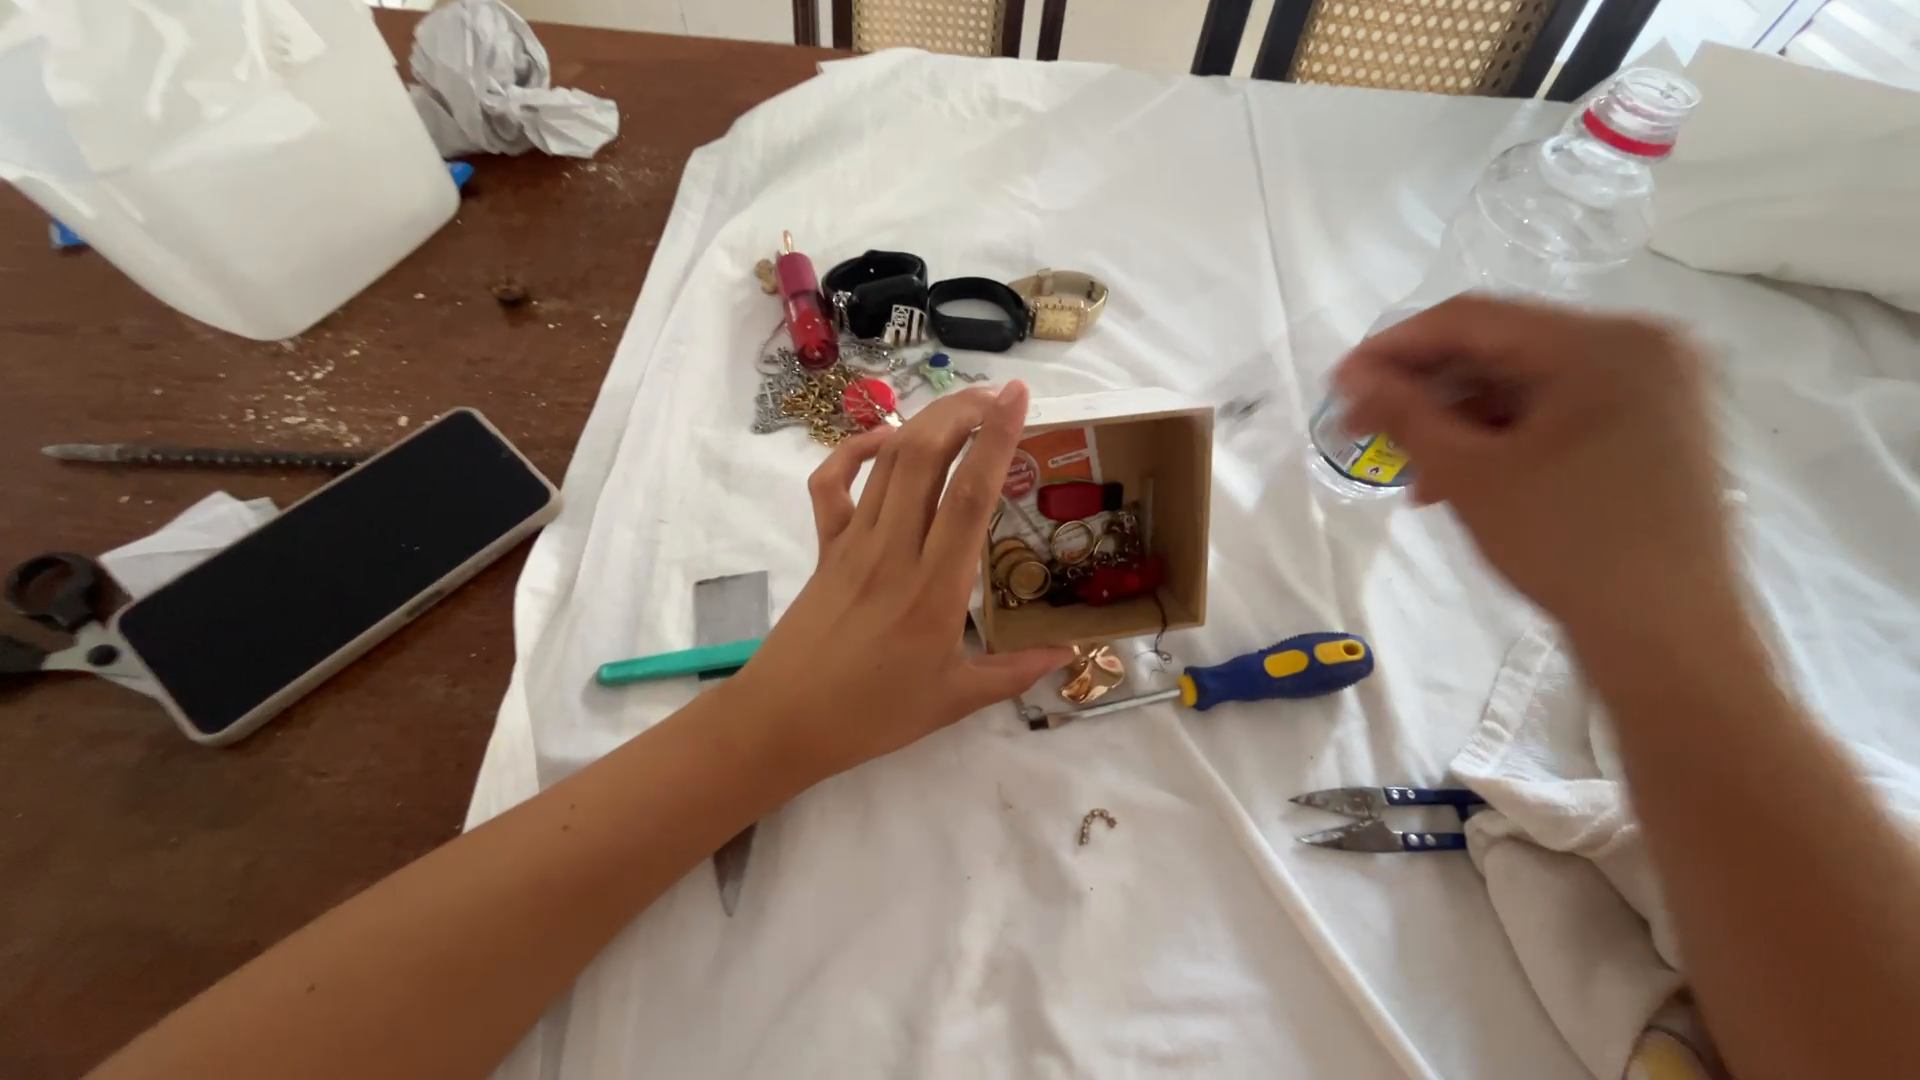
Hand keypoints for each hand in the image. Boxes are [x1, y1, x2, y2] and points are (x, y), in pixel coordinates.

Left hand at [728, 383, 1073, 781]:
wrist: (784, 722)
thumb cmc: (874, 715)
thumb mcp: (956, 700)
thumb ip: (1017, 672)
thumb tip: (1070, 654)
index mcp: (936, 588)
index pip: (970, 495)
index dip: (997, 438)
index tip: (1019, 398)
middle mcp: (895, 551)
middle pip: (925, 456)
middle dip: (962, 411)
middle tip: (998, 396)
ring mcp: (853, 544)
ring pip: (888, 462)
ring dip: (924, 422)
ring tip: (961, 406)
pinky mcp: (824, 548)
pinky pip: (832, 484)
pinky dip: (854, 450)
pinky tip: (884, 442)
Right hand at [1335, 295, 1737, 636]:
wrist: (1668, 634)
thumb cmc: (1566, 545)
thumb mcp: (1469, 474)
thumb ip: (1403, 412)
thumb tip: (1350, 375)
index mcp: (1603, 343)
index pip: (1472, 320)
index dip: (1392, 348)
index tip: (1337, 384)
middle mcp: (1641, 346)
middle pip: (1500, 349)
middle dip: (1422, 391)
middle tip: (1361, 427)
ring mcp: (1656, 386)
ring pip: (1523, 384)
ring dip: (1455, 420)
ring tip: (1407, 470)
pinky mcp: (1654, 423)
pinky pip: (1556, 410)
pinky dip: (1499, 437)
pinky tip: (1457, 477)